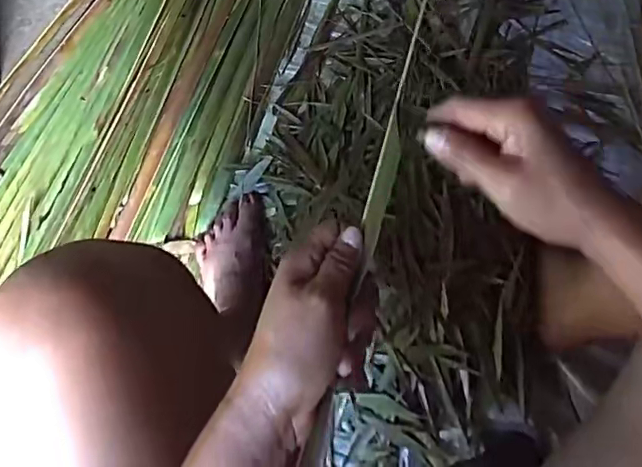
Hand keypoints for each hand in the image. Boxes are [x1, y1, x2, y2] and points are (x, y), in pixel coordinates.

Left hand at [234, 222, 378, 443]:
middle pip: (353, 275)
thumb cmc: (297, 347)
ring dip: (357, 334)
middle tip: (349, 321)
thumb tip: (355, 229)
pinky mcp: (325, 345)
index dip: (355, 246)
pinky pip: (351, 338)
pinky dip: (350, 354)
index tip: (365, 270)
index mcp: (302, 264)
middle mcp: (309, 284)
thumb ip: (342, 265)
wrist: (275, 412)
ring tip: (341, 354)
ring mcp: (317, 316)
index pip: (335, 234)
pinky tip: (341, 370)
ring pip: (357, 310)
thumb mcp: (323, 299)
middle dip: (360, 302)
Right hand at [423, 97, 612, 250]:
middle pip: (472, 115)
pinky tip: (485, 177)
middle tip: (442, 169)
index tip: (414, 142)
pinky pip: (500, 136)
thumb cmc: (550, 204)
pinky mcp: (537, 136)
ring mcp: (532, 121)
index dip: (436, 123)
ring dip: (471, 149)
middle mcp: (522, 108)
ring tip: (463, 178)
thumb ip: (463, 156)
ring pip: (485, 128)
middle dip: (454, 139)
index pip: (460, 107)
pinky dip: (488, 153)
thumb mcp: (500, 182)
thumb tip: (428, 135)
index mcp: (512, 112)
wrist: (602, 222)